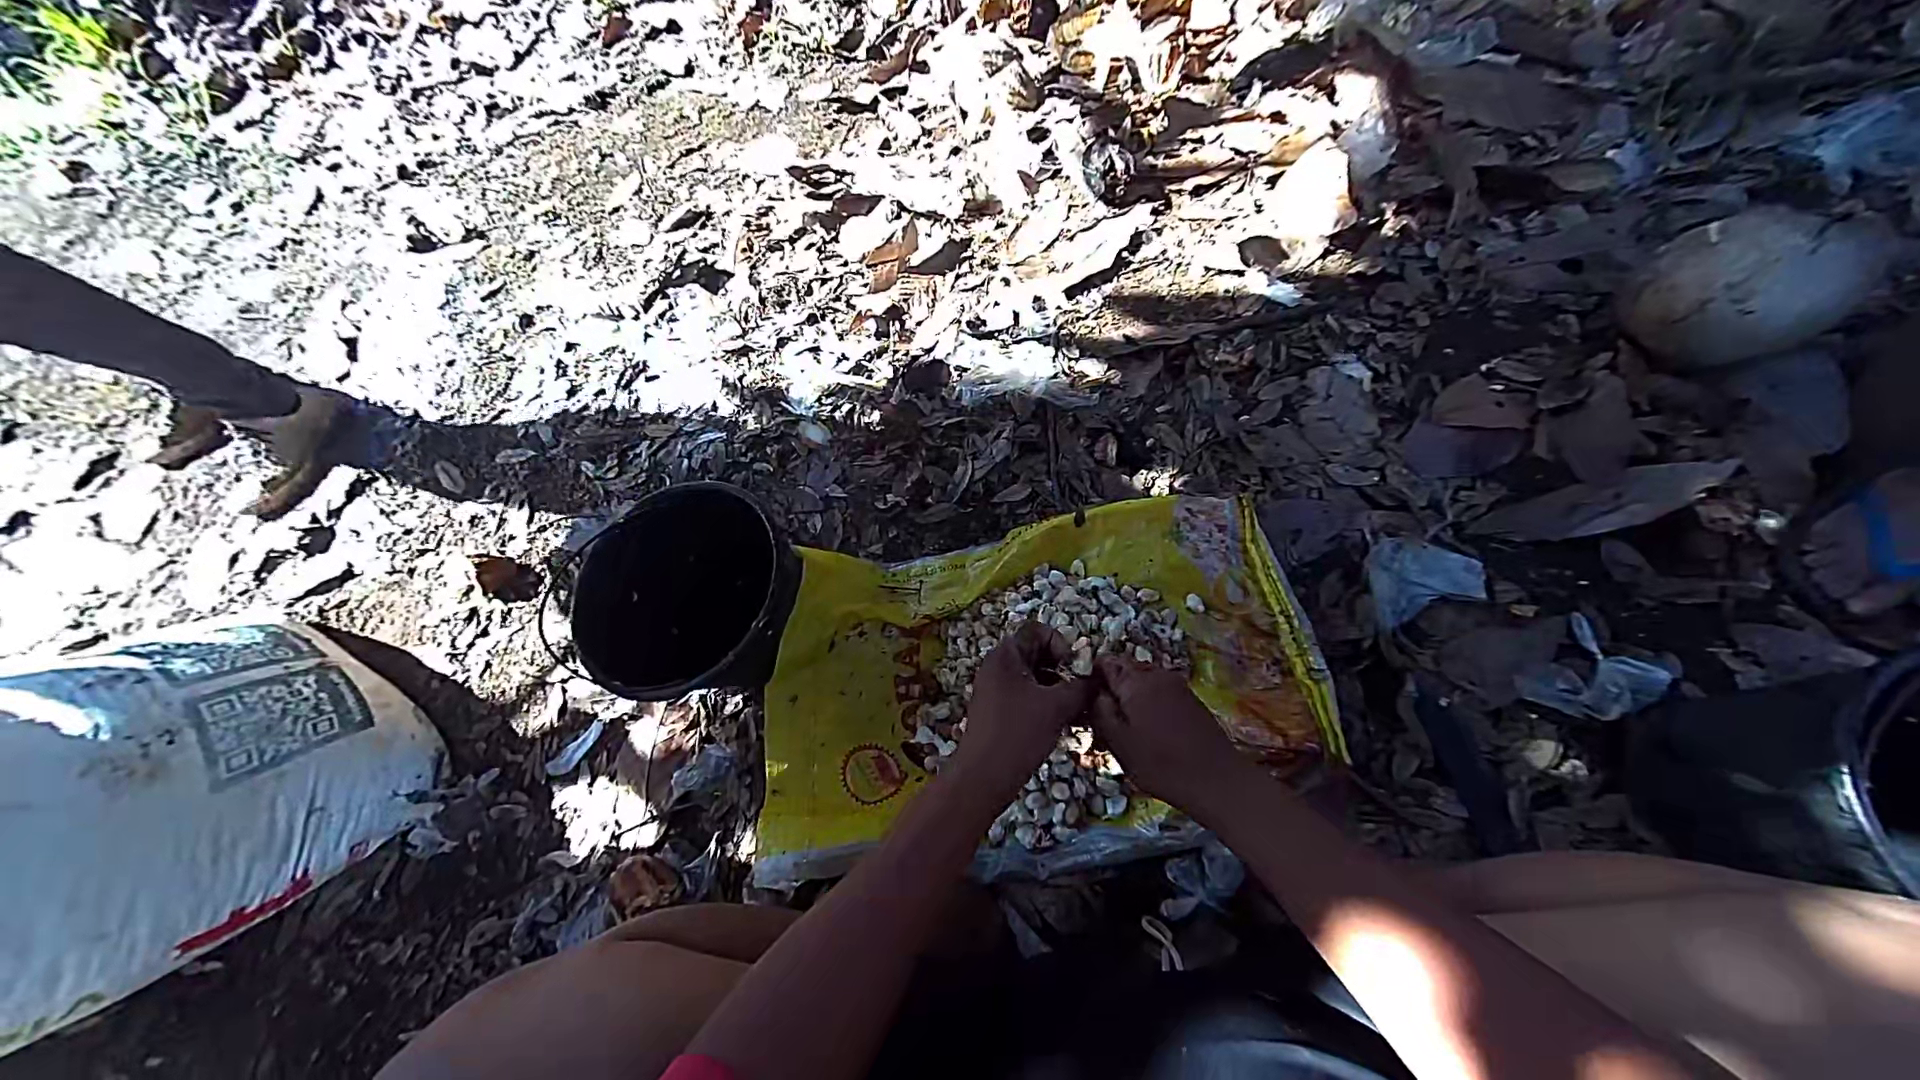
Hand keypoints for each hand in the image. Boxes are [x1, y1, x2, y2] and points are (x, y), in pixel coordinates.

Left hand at [953, 622, 1093, 791]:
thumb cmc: (1019, 733)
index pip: (1038, 631)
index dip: (1062, 644)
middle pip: (1038, 654)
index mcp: (1005, 655)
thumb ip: (1082, 686)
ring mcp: (996, 690)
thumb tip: (1097, 677)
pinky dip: (1047, 705)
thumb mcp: (1057, 706)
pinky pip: (1028, 697)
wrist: (983, 777)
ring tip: (1077, 712)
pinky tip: (1064, 725)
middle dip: (1064, 670)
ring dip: (1059, 690)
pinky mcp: (999, 711)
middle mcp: (998, 667)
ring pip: (1035, 678)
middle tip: (1081, 692)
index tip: (1074, 669)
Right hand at [1090, 656, 1260, 820]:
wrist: (1218, 780)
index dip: (1091, 677)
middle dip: (1112, 687)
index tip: (1086, 700)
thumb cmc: (1161, 764)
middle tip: (1104, 717)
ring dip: (1131, 696)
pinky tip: (1149, 729)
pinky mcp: (1190, 699)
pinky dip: (1149, 703)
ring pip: (1143, 681)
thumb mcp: (1119, 743)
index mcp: (1135, 681)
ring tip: (1127, 726)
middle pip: (1125, 669)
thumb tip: (1094, 692)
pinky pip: (1159, 691)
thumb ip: (1100, 711)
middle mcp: (1156, 674)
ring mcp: (1176, 685)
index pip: (1104, 662)